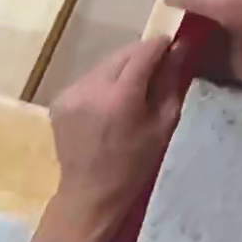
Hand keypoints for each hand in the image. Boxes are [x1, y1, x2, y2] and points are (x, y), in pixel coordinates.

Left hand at [46, 36, 185, 239]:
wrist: (89, 196)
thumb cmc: (134, 165)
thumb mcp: (163, 124)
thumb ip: (171, 81)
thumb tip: (181, 46)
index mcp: (121, 97)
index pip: (144, 52)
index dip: (161, 44)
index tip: (173, 45)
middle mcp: (93, 88)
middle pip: (123, 53)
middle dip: (142, 55)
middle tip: (157, 68)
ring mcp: (72, 92)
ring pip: (107, 63)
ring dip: (123, 67)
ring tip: (133, 87)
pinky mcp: (60, 98)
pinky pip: (91, 77)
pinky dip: (105, 81)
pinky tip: (110, 101)